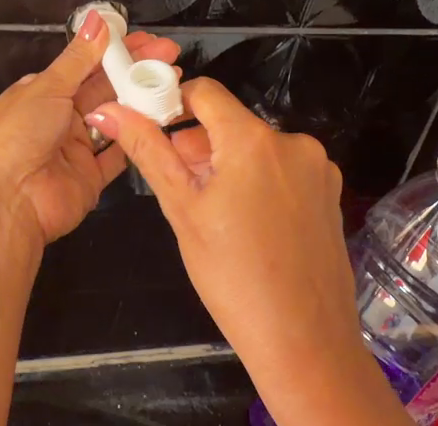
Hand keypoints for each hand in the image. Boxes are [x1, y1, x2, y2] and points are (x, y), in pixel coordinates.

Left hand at [0, 11, 180, 248]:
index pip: (85, 64)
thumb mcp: (48, 88)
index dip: (115, 50)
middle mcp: (60, 116)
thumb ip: (79, 57)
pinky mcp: (93, 175)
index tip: (147, 40)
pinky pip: (119, 151)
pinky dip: (138, 136)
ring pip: (116, 116)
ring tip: (173, 83)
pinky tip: (162, 118)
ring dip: (142, 100)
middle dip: (135, 70)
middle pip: (104, 87)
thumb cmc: (21, 135)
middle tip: (171, 56)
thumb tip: (98, 18)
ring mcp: (77, 147)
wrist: (10, 202)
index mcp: (42, 91)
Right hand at [88, 79, 406, 425]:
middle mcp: (292, 142)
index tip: (154, 132)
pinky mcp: (330, 194)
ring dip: (227, 164)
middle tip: (179, 187)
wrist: (305, 345)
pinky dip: (258, 182)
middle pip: (230, 122)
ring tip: (212, 213)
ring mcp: (318, 169)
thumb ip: (146, 149)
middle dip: (199, 145)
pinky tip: (247, 224)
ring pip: (256, 148)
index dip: (173, 104)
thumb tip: (107, 110)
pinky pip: (282, 170)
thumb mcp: (181, 209)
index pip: (204, 92)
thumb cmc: (232, 276)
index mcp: (253, 139)